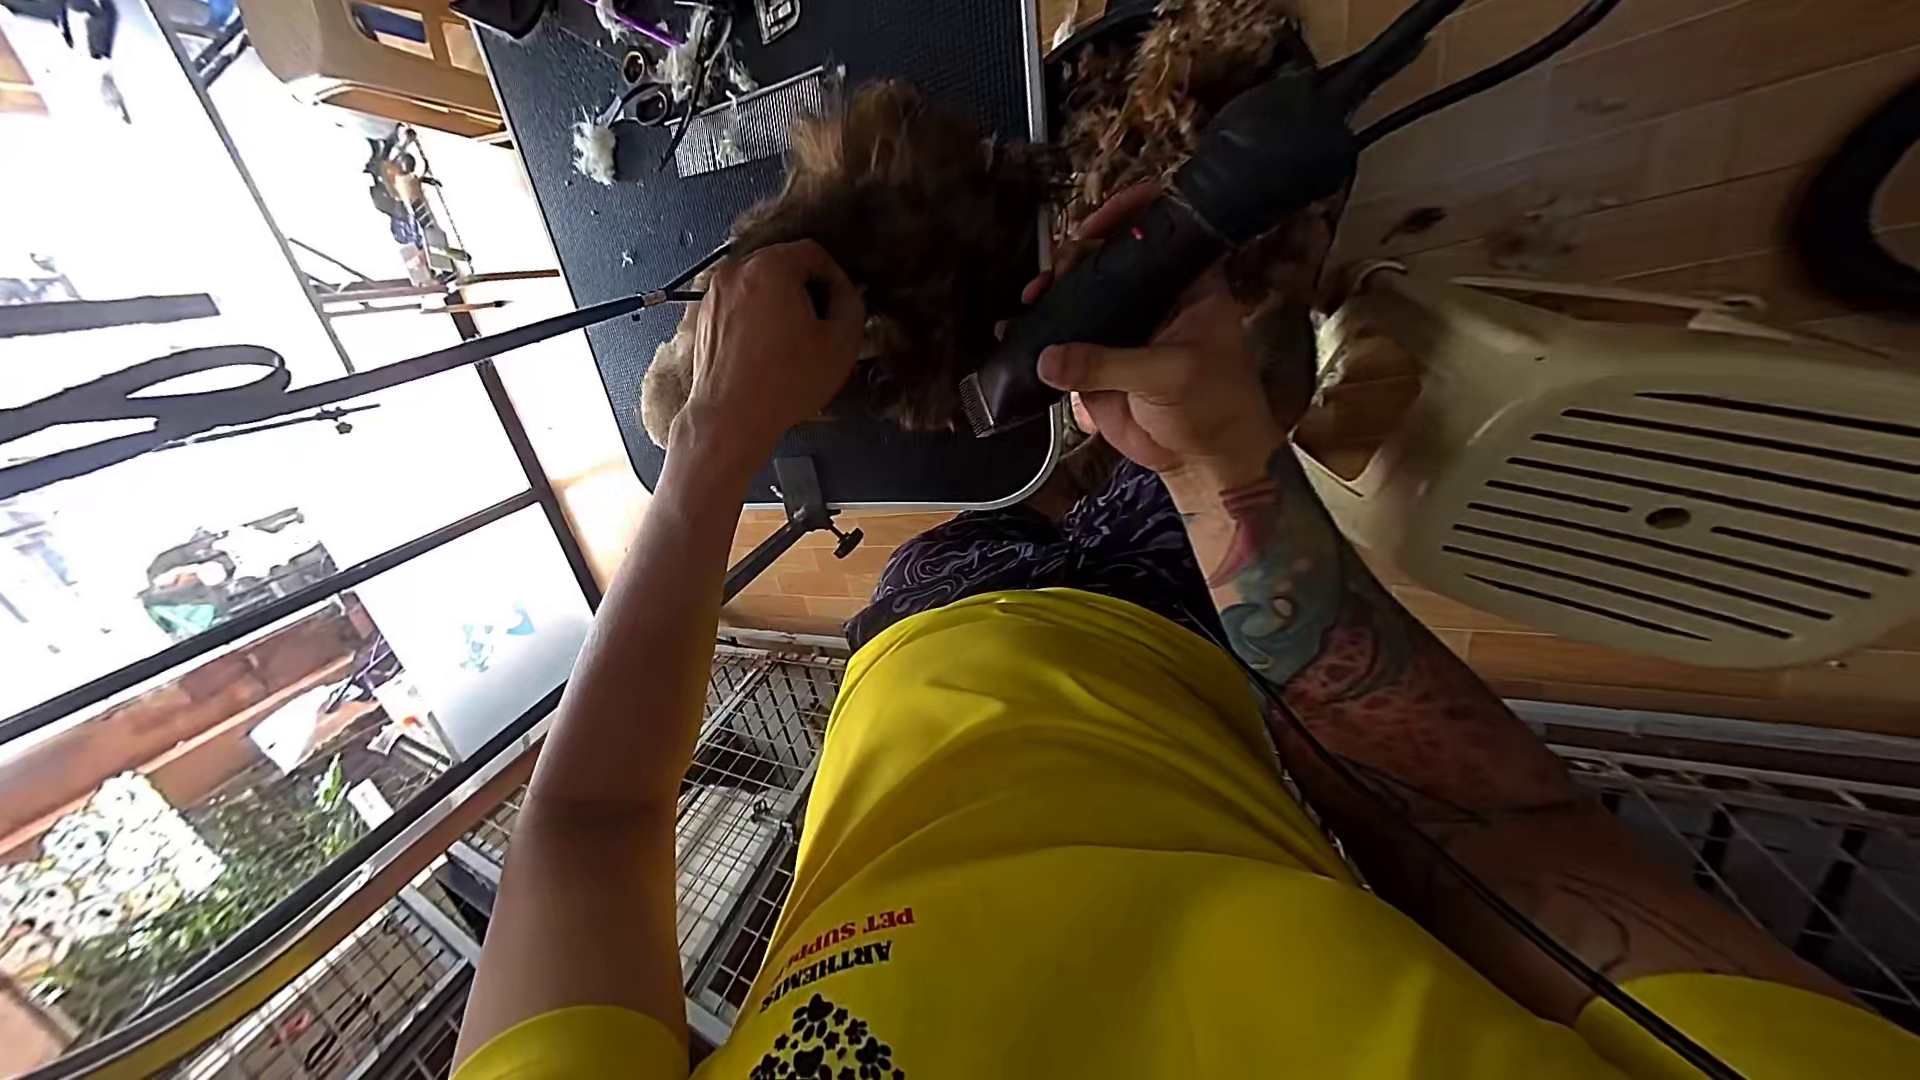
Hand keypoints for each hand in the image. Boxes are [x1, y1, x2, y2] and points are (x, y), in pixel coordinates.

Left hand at [678, 239, 864, 463]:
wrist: (732, 418)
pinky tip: (771, 351)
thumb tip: (848, 293)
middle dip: (808, 289)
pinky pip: (741, 305)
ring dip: (782, 304)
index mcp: (772, 269)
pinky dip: (758, 318)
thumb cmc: (784, 385)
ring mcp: (716, 293)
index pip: (814, 251)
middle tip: (823, 323)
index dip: (836, 276)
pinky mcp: (706, 317)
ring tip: (796, 341)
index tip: (843, 301)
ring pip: (760, 285)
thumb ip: (852, 306)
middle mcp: (738, 271)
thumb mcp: (840, 345)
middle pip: (784, 264)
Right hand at [1029, 187, 1284, 490]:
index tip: (1094, 228)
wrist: (1200, 458)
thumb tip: (1048, 359)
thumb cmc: (1211, 405)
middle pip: (1107, 261)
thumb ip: (1109, 364)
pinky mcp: (1096, 364)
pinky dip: (1038, 339)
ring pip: (1081, 300)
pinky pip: (1063, 345)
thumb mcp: (1169, 375)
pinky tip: (1015, 333)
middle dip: (1075, 260)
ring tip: (1032, 298)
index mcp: (1185, 284)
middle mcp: (1150, 298)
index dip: (1129, 213)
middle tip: (1056, 275)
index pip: (1159, 227)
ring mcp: (1120, 331)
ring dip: (1052, 295)